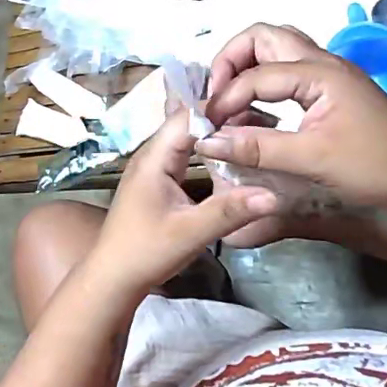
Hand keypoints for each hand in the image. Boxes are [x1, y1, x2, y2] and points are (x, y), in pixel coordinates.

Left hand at [82, 110, 280, 299]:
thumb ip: (230, 212)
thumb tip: (273, 195)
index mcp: (155, 157)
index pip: (188, 117)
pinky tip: (229, 152)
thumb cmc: (145, 252)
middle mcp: (152, 153)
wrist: (113, 278)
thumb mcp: (191, 233)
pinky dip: (207, 148)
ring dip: (215, 131)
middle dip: (221, 116)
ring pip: (187, 136)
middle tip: (261, 116)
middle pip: (188, 122)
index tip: (256, 108)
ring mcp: (154, 165)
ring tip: (252, 126)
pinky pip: (185, 151)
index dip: (220, 108)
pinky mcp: (158, 178)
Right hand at [197, 24, 386, 214]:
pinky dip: (264, 83)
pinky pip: (288, 72)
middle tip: (216, 94)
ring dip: (248, 67)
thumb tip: (208, 141)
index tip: (206, 126)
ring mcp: (329, 74)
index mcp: (319, 72)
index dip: (225, 97)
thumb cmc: (375, 167)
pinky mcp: (332, 90)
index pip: (256, 74)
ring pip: (277, 50)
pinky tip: (255, 113)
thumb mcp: (312, 160)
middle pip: (264, 37)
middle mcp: (322, 62)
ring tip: (229, 99)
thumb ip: (257, 148)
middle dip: (232, 59)